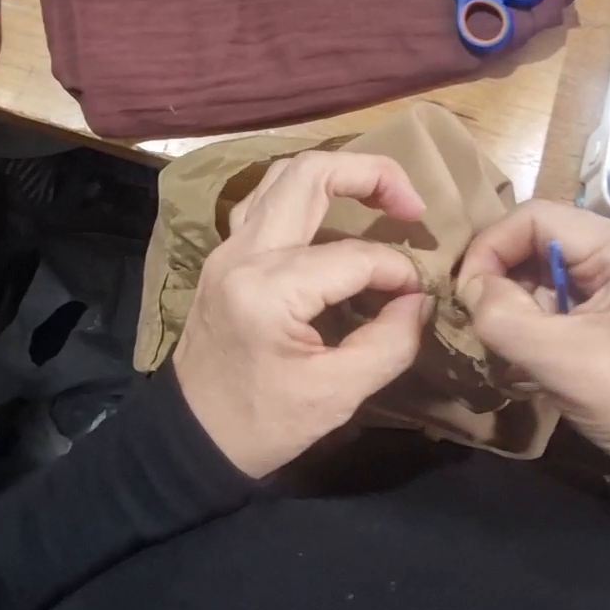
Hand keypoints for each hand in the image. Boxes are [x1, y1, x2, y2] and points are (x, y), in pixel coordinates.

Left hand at [174, 151, 432, 477]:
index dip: (399, 270)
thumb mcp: (337, 395)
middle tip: (414, 205)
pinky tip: (332, 216)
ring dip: (337, 175)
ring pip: (284, 177)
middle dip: (372, 174)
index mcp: (269, 289)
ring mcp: (229, 248)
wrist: (190, 435)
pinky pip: (268, 202)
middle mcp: (244, 253)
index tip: (418, 296)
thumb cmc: (262, 423)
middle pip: (310, 174)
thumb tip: (419, 299)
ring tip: (381, 198)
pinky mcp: (226, 255)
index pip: (355, 256)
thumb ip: (390, 342)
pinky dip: (307, 195)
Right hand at [456, 200, 609, 475]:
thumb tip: (469, 287)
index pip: (536, 217)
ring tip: (503, 340)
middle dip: (501, 276)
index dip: (491, 246)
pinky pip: (552, 291)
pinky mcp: (607, 301)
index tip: (466, 290)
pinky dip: (529, 316)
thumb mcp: (560, 359)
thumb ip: (503, 315)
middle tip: (479, 316)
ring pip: (539, 266)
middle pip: (536, 239)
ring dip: (513, 301)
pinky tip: (526, 350)